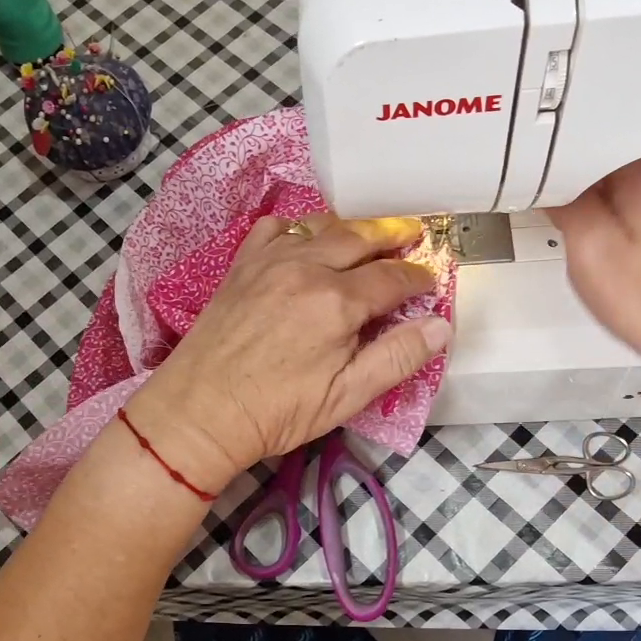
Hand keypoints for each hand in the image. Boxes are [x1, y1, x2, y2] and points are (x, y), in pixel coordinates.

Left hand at [130, 214, 450, 490]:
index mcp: (337, 302)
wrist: (200, 413)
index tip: (431, 280)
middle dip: (391, 234)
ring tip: (367, 233)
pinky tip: (303, 241)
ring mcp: (268, 263)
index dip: (417, 277)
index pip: (392, 278)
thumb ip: (396, 357)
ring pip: (319, 227)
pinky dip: (297, 228)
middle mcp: (305, 270)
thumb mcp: (346, 396)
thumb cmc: (276, 413)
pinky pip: (273, 230)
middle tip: (411, 232)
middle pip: (359, 238)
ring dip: (349, 227)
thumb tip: (440, 326)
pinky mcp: (240, 267)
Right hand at [547, 152, 640, 375]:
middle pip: (608, 155)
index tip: (530, 169)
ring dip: (592, 195)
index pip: (593, 137)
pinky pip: (638, 200)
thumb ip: (563, 203)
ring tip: (568, 218)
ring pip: (622, 180)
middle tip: (541, 195)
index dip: (555, 153)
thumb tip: (545, 180)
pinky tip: (599, 237)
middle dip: (574, 175)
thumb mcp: (588, 248)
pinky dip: (613, 212)